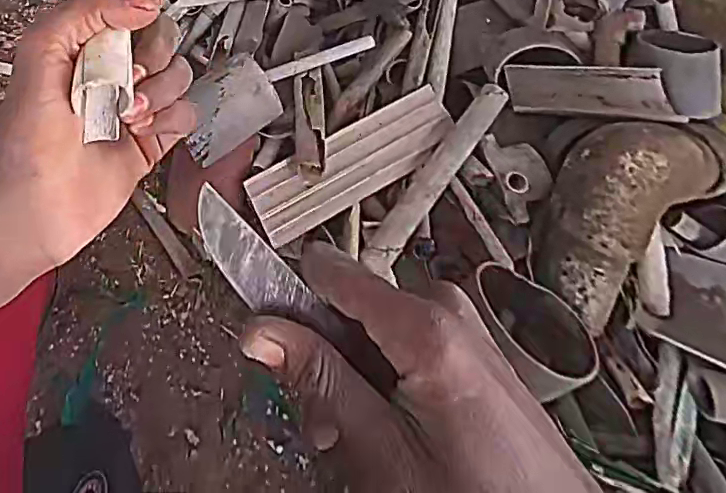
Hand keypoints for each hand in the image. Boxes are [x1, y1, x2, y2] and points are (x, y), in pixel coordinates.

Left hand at [0, 0, 196, 271]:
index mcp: (84, 41)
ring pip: (179, 71)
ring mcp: (134, 101)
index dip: (142, 0)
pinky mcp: (152, 134)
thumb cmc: (23, 139)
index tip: (142, 9)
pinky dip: (170, 118)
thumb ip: (84, 12)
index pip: (126, 1)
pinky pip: (186, 110)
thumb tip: (137, 4)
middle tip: (126, 72)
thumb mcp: (39, 52)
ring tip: (126, 110)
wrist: (34, 207)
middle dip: (151, 51)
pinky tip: (140, 129)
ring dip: (158, 90)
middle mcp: (111, 68)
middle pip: (162, 33)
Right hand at [240, 244, 593, 492]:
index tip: (261, 325)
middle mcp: (444, 307)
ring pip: (369, 322)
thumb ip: (319, 383)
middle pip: (345, 301)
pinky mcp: (467, 343)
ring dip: (350, 368)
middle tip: (327, 419)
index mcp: (424, 324)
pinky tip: (392, 423)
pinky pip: (401, 336)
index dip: (285, 294)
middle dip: (322, 351)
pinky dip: (382, 372)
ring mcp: (459, 324)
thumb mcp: (385, 456)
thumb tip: (258, 331)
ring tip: (363, 433)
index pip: (323, 268)